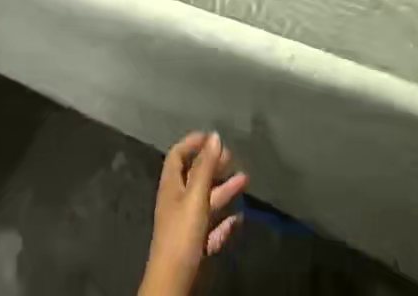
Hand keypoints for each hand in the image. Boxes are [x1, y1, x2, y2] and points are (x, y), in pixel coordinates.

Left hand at [139, 132, 247, 295]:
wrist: (173, 282)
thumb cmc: (182, 234)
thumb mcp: (195, 197)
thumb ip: (205, 168)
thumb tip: (214, 136)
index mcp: (171, 186)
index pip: (177, 155)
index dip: (193, 143)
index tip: (212, 137)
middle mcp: (177, 201)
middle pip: (194, 176)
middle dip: (213, 165)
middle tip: (232, 156)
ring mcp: (185, 224)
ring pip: (206, 201)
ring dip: (224, 190)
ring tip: (245, 180)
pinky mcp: (195, 245)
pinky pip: (211, 227)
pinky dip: (224, 221)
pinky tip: (238, 218)